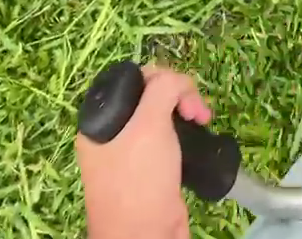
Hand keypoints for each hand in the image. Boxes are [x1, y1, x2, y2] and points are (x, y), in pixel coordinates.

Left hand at [76, 66, 213, 238]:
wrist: (146, 236)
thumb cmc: (141, 179)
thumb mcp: (150, 124)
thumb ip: (163, 89)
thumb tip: (177, 81)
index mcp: (100, 120)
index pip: (135, 78)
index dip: (164, 78)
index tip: (184, 96)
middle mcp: (111, 132)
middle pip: (151, 93)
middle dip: (179, 93)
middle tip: (197, 111)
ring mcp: (130, 150)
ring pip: (162, 112)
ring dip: (186, 109)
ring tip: (202, 121)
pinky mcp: (148, 166)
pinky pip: (167, 133)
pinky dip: (184, 128)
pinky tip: (196, 134)